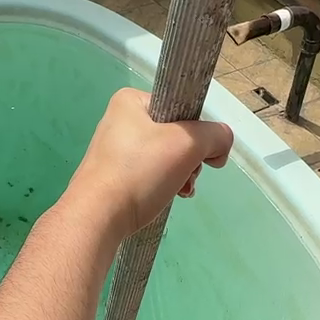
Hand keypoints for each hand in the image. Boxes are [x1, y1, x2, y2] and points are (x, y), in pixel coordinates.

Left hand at [62, 88, 233, 238]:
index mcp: (130, 102)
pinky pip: (148, 175)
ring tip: (178, 191)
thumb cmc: (139, 173)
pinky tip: (167, 198)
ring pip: (163, 158)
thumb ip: (215, 136)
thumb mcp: (187, 145)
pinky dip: (162, 186)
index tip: (203, 154)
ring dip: (180, 175)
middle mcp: (118, 122)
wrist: (96, 218)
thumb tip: (222, 143)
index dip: (198, 130)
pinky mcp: (111, 178)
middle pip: (173, 135)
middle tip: (187, 176)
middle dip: (189, 159)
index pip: (179, 107)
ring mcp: (113, 152)